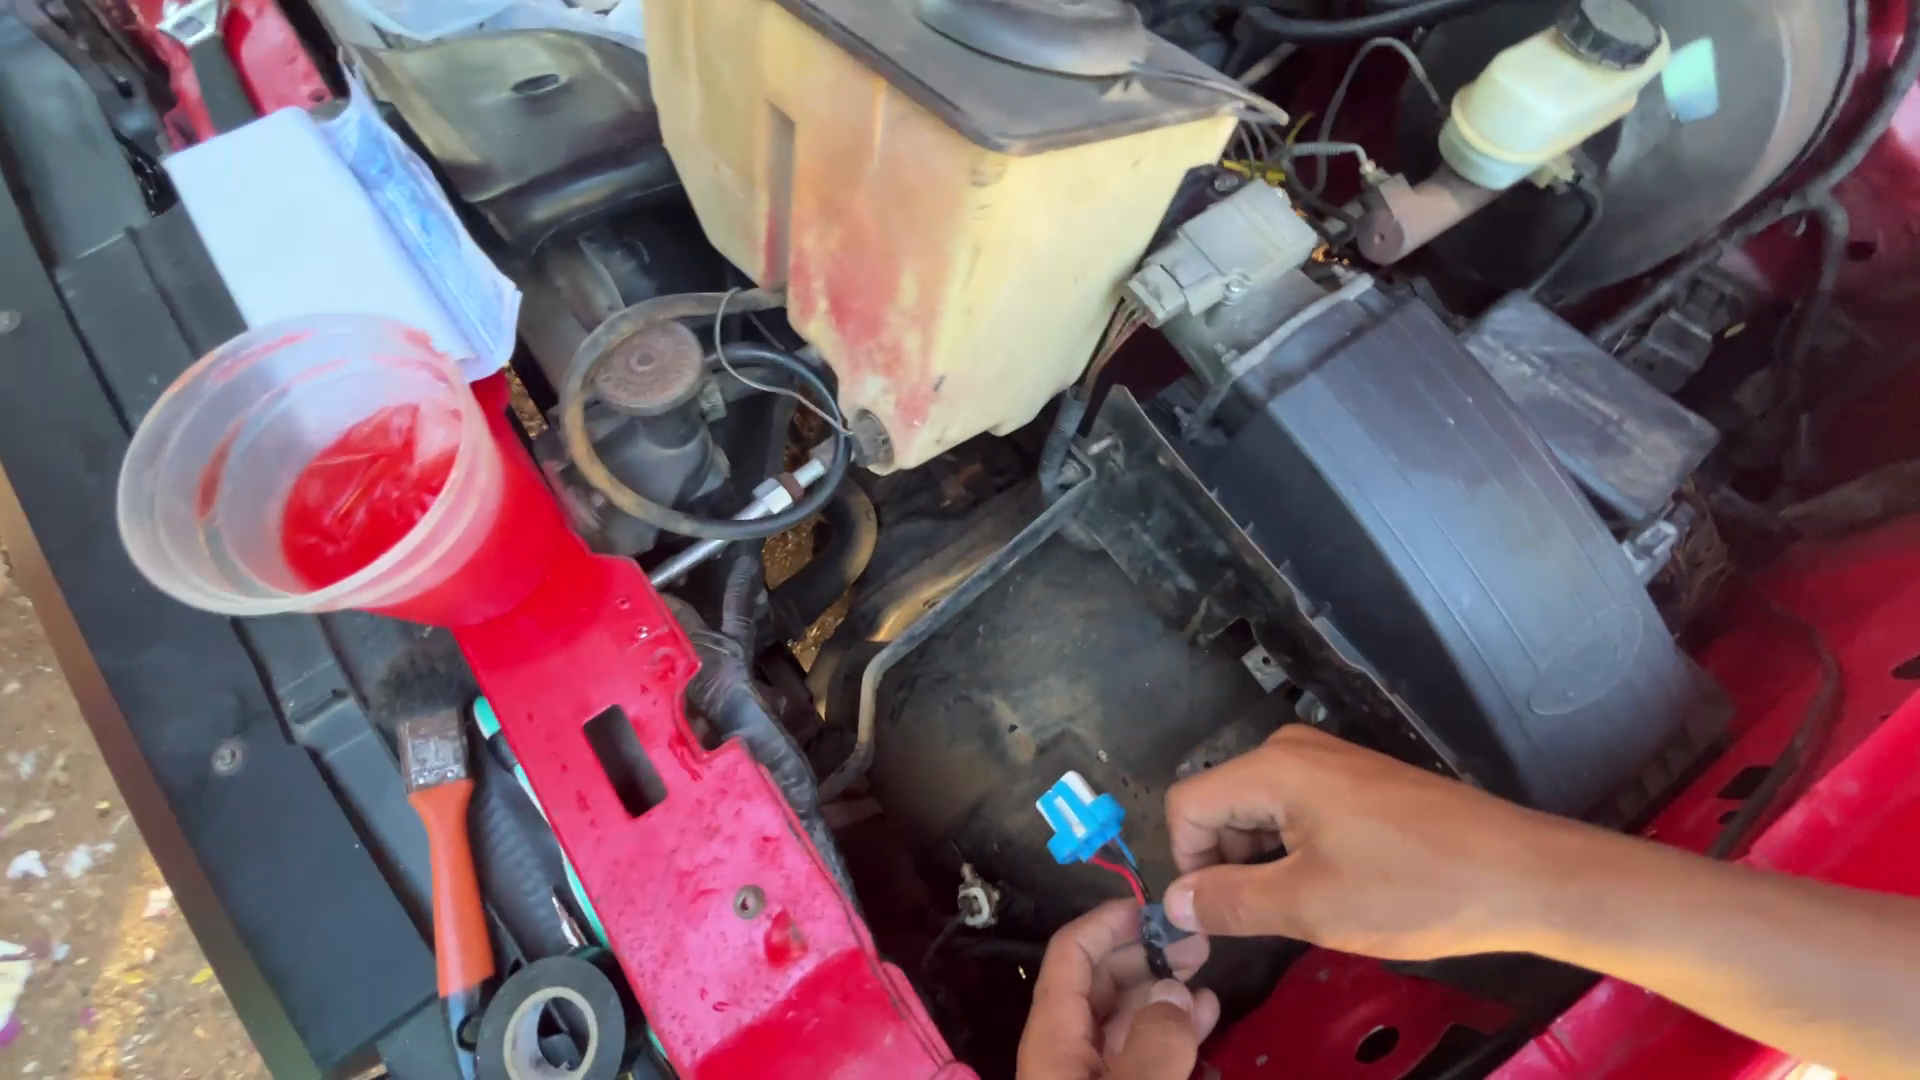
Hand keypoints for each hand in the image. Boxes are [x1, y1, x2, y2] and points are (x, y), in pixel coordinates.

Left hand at [1016, 900, 1220, 1079]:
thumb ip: (1155, 1046)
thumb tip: (1176, 991)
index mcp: (1052, 1037)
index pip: (1070, 953)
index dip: (1108, 922)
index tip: (1154, 907)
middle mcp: (1064, 1051)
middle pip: (1098, 979)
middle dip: (1145, 952)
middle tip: (1196, 941)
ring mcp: (1087, 1077)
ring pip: (1122, 1016)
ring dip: (1163, 987)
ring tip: (1204, 966)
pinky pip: (1137, 1052)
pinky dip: (1169, 1031)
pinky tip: (1205, 1015)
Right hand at [1161, 725, 1591, 960]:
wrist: (1528, 875)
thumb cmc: (1413, 889)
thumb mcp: (1310, 907)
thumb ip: (1229, 902)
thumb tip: (1174, 904)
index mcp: (1270, 768)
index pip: (1187, 805)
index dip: (1188, 862)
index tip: (1220, 915)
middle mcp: (1287, 748)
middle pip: (1220, 804)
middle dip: (1228, 862)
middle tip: (1270, 916)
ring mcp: (1324, 757)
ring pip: (1255, 808)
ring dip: (1261, 859)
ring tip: (1309, 902)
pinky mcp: (1352, 775)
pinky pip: (1291, 804)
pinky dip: (1292, 845)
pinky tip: (1334, 880)